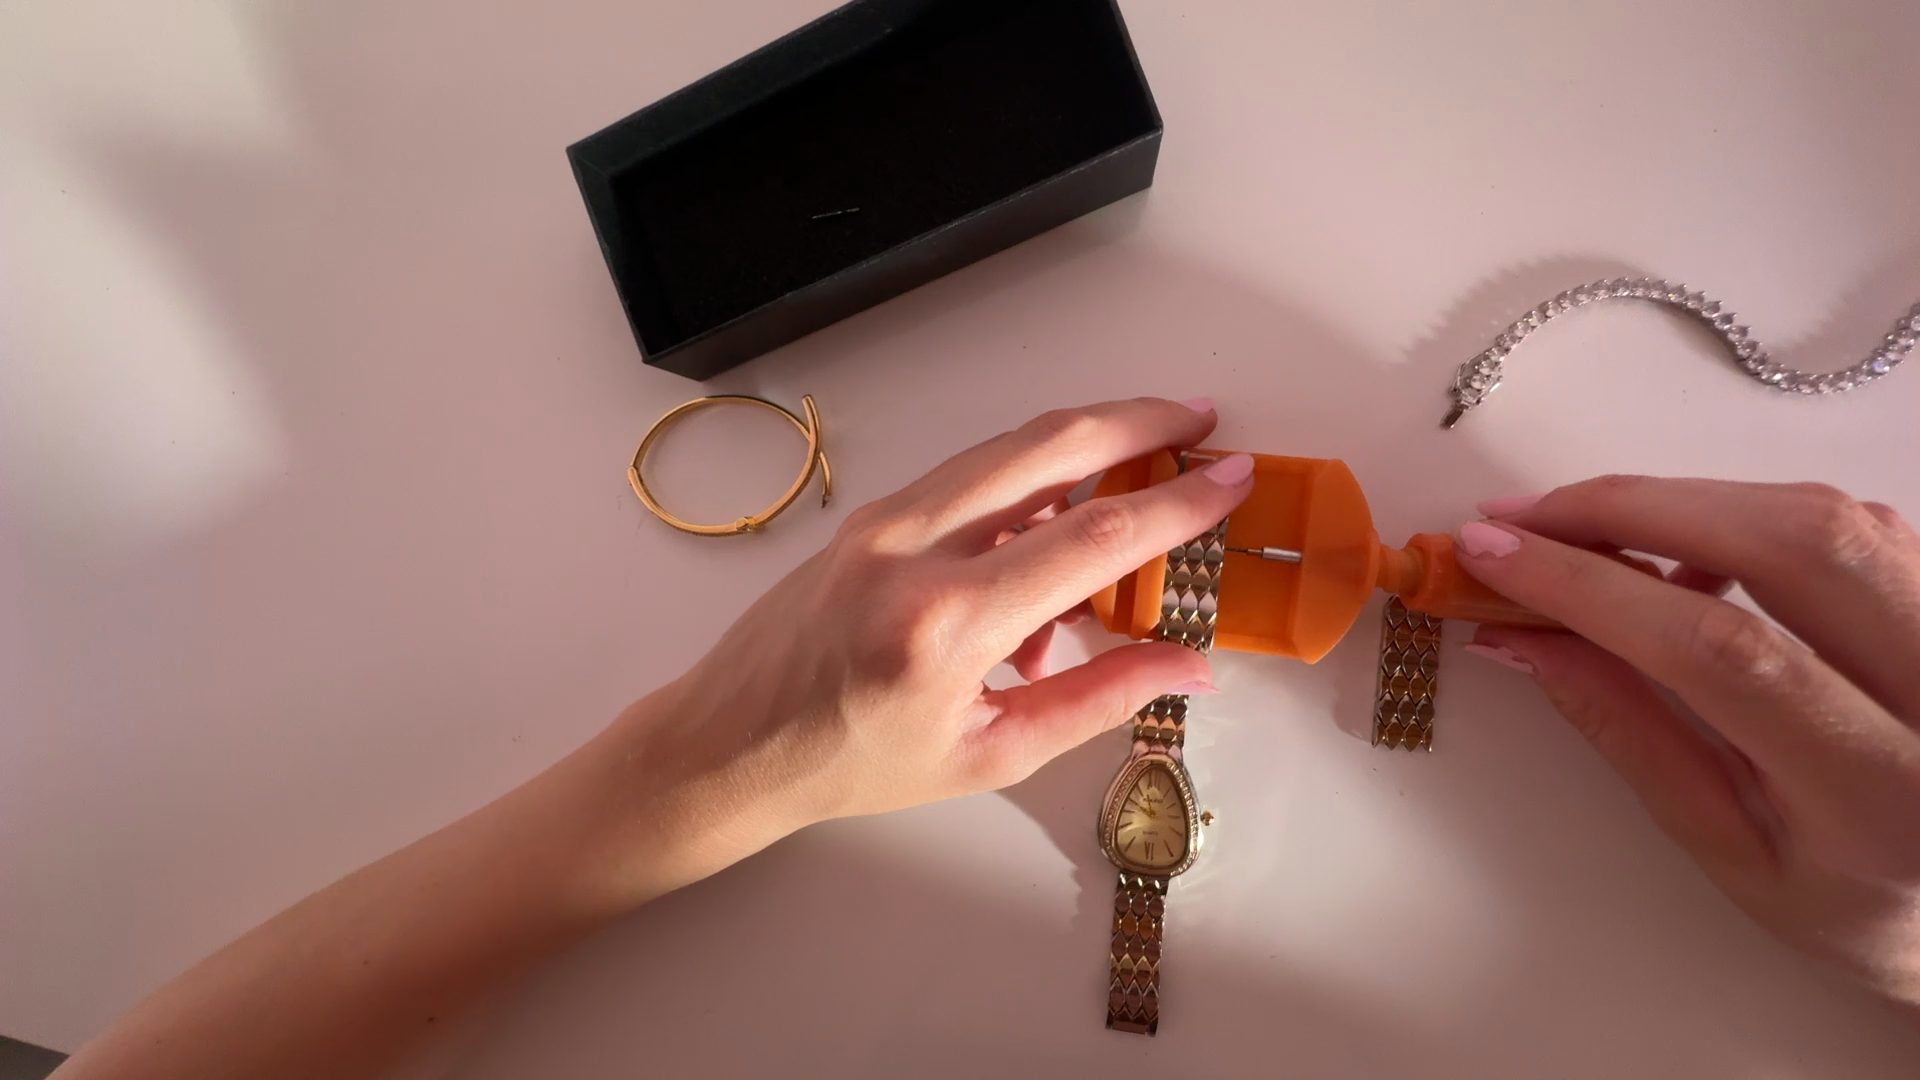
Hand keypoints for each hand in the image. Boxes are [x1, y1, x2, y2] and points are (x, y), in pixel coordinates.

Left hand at [609, 397, 1254, 881]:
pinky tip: (1047, 544)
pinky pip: (969, 480)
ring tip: (1136, 478)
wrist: (735, 738)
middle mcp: (911, 546)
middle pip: (1046, 447)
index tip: (1231, 478)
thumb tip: (1188, 667)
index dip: (1176, 504)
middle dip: (1133, 421)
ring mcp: (884, 519)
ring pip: (1006, 451)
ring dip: (1082, 448)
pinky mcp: (871, 513)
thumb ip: (1097, 700)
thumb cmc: (857, 763)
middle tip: (1193, 419)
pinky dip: (1026, 490)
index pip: (1091, 538)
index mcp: (947, 623)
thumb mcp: (989, 754)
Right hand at [1456, 478, 1919, 1012]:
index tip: (1486, 551)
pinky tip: (1668, 540)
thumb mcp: (1720, 839)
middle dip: (1626, 509)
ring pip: (1821, 513)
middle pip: (1792, 543)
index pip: (1719, 651)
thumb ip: (1620, 727)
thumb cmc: (1854, 897)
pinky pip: (1841, 520)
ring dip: (1670, 500)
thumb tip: (1514, 634)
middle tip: (1520, 516)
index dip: (1585, 585)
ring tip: (1574, 527)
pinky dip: (1727, 509)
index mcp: (1885, 792)